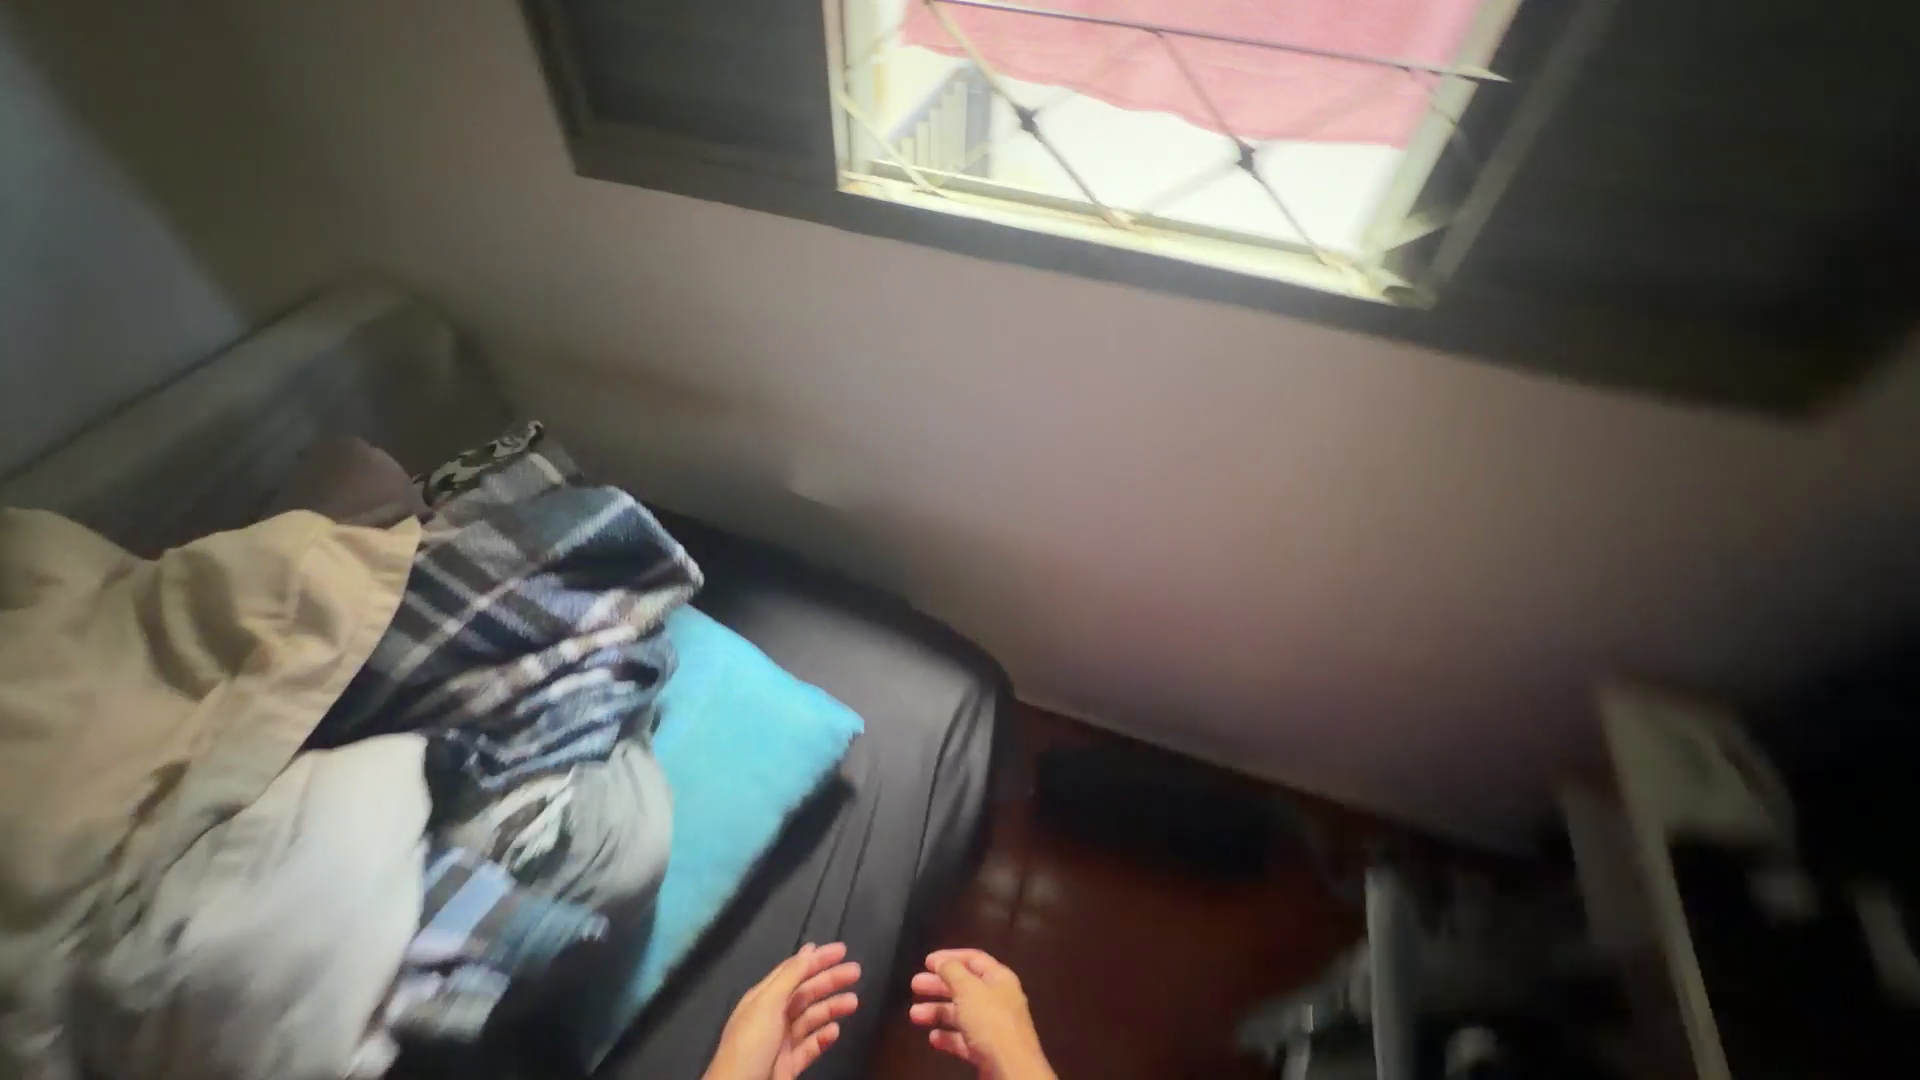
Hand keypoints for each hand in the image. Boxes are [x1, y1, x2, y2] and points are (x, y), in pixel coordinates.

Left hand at [703, 942, 861, 1079]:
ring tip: (853, 1003)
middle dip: (830, 980)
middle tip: (856, 972)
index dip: (817, 959)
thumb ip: (790, 977)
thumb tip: (809, 950)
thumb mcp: (767, 1004)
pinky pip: (810, 1047)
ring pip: (811, 1019)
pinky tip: (835, 1031)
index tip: (842, 950)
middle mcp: (773, 1016)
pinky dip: (823, 1038)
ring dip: (832, 1008)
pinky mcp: (788, 1066)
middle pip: (806, 992)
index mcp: (764, 998)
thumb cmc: (750, 1045)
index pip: (794, 971)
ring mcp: (782, 1042)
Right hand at [908, 949, 1054, 1079]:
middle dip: (938, 985)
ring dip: (938, 1012)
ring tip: (914, 1015)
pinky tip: (933, 1039)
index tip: (926, 962)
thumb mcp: (968, 990)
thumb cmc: (990, 1022)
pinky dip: (948, 1037)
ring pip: (961, 1013)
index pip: (973, 959)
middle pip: (964, 986)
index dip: (949, 957)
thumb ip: (952, 971)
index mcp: (999, 978)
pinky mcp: (987, 1051)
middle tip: (915, 985)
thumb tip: (941, 961)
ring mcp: (992, 1026)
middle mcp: (997, 999)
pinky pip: (964, 1039)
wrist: (1011, 1071)